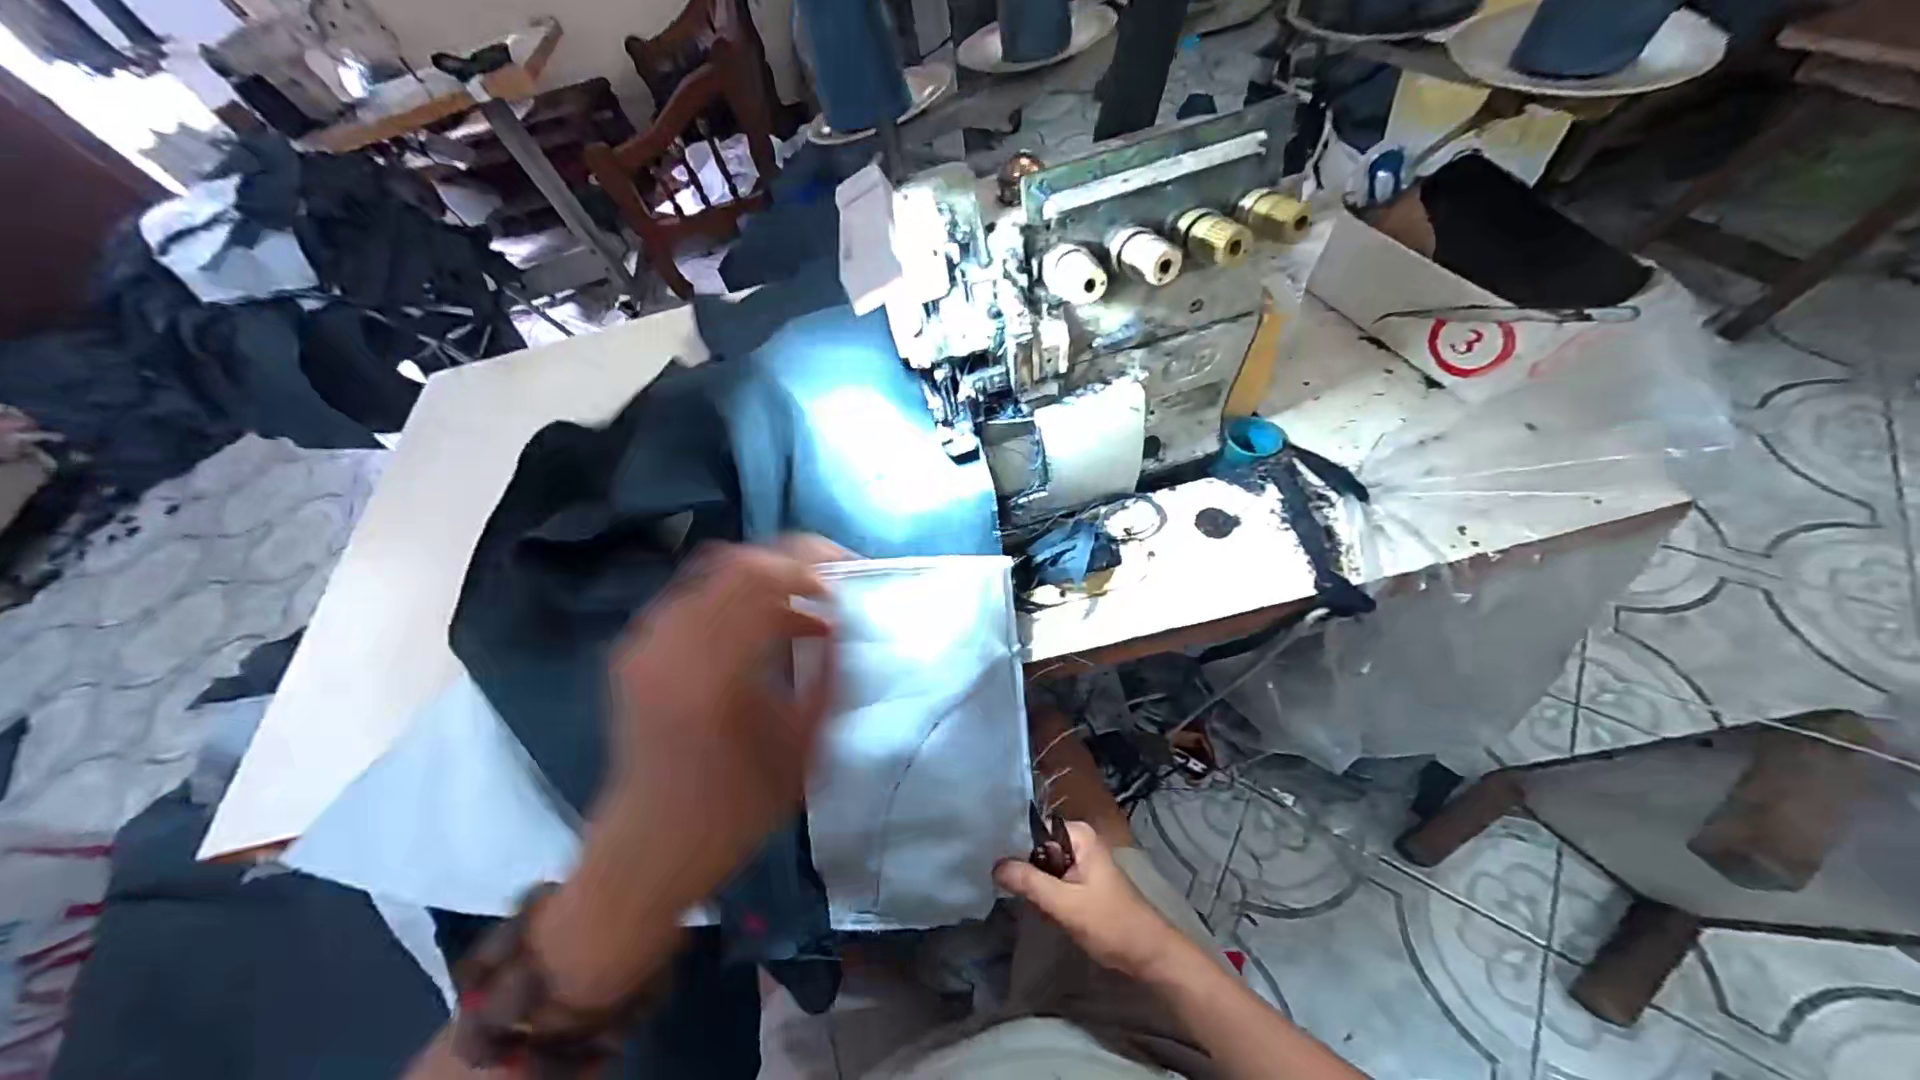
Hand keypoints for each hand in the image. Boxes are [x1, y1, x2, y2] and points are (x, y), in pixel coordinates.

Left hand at [532, 538, 845, 1009]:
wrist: (647, 849)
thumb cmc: (735, 808)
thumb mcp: (801, 747)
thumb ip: (827, 677)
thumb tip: (844, 625)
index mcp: (715, 669)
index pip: (765, 576)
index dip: (813, 565)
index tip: (847, 583)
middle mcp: (672, 643)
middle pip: (737, 562)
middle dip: (792, 564)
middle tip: (829, 588)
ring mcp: (645, 643)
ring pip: (713, 574)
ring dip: (763, 581)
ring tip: (802, 608)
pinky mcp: (635, 652)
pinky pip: (692, 599)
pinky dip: (733, 599)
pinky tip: (760, 629)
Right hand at [993, 820, 1196, 981]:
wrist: (1148, 955)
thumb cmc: (1111, 923)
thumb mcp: (1065, 903)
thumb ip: (1029, 882)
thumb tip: (994, 865)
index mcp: (1079, 834)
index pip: (1034, 827)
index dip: (1012, 842)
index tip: (990, 856)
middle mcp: (1079, 841)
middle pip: (1036, 846)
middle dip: (1020, 865)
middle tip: (1000, 883)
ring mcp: (1080, 862)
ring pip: (1041, 865)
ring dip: (1030, 881)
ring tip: (1011, 894)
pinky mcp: (1080, 883)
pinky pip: (1051, 879)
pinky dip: (1041, 892)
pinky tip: (1031, 905)